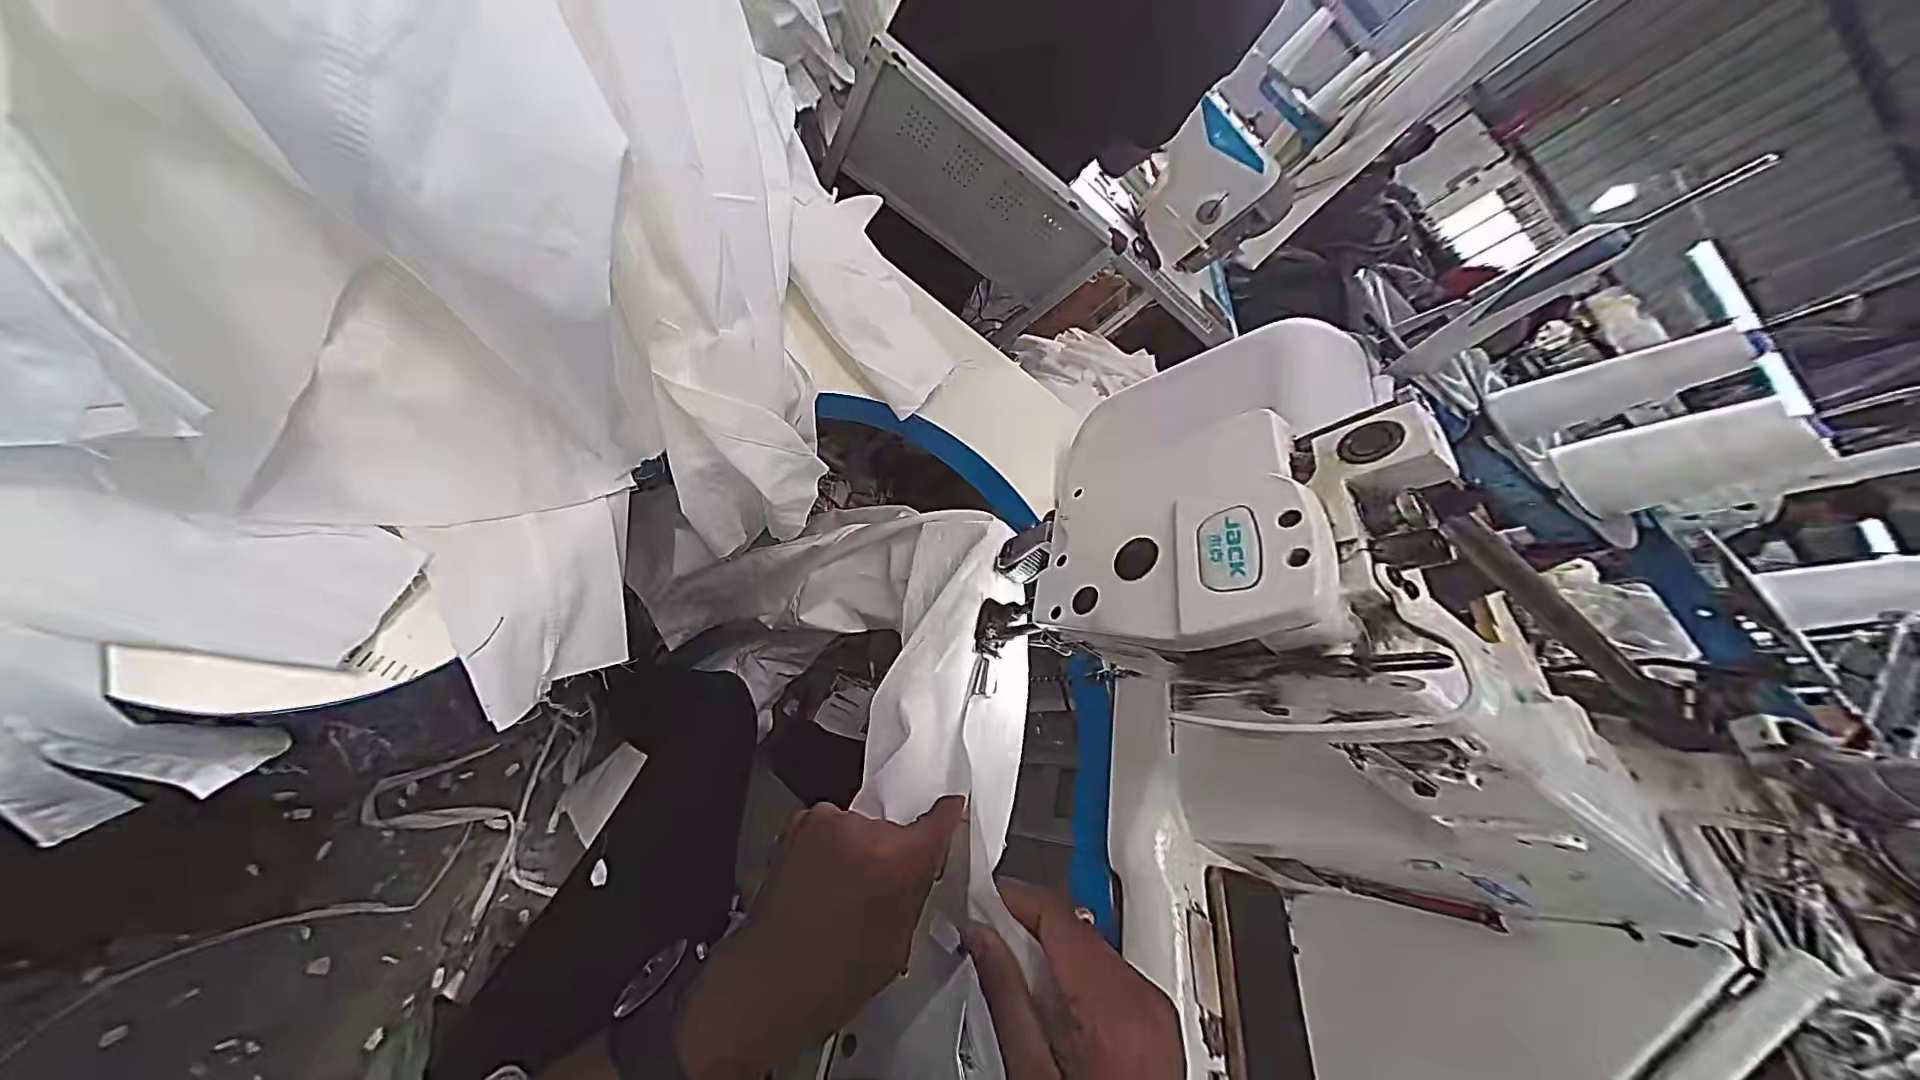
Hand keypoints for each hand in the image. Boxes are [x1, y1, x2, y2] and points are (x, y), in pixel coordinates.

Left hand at [673, 796, 965, 1079]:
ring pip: (862, 826)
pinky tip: (825, 883)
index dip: (948, 815)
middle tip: (882, 884)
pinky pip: (833, 827)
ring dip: (860, 848)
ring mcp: (827, 823)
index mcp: (897, 859)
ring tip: (845, 890)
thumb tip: (926, 860)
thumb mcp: (899, 939)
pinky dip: (834, 847)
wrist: (767, 982)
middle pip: (896, 826)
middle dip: (894, 849)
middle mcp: (862, 830)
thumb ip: (917, 886)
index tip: (950, 809)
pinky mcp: (801, 824)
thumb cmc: (827, 976)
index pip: (940, 817)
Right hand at [964, 878, 1183, 1079]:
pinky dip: (1077, 974)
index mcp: (1109, 1005)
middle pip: (1075, 928)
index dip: (1014, 897)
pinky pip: (1110, 973)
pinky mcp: (1158, 1019)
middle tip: (988, 938)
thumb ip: (1005, 995)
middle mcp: (1141, 997)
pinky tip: (1053, 1003)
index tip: (984, 896)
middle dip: (1028, 927)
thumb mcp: (1031, 1073)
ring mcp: (1155, 1008)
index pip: (1057, 914)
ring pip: (1091, 947)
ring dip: (1051, 951)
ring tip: (1016, 979)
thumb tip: (982, 939)